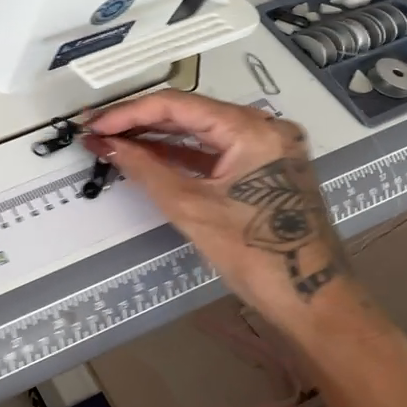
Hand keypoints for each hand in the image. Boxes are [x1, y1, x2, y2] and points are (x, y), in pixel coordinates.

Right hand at [83, 90, 374, 340]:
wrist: (313, 302)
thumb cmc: (255, 252)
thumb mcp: (189, 206)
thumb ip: (143, 167)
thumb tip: (104, 144)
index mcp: (251, 129)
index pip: (176, 104)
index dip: (127, 113)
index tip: (93, 124)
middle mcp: (263, 128)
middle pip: (188, 112)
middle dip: (138, 121)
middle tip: (96, 129)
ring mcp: (266, 147)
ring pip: (198, 130)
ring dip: (155, 136)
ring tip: (112, 140)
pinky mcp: (265, 167)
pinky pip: (212, 149)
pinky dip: (178, 153)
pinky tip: (144, 155)